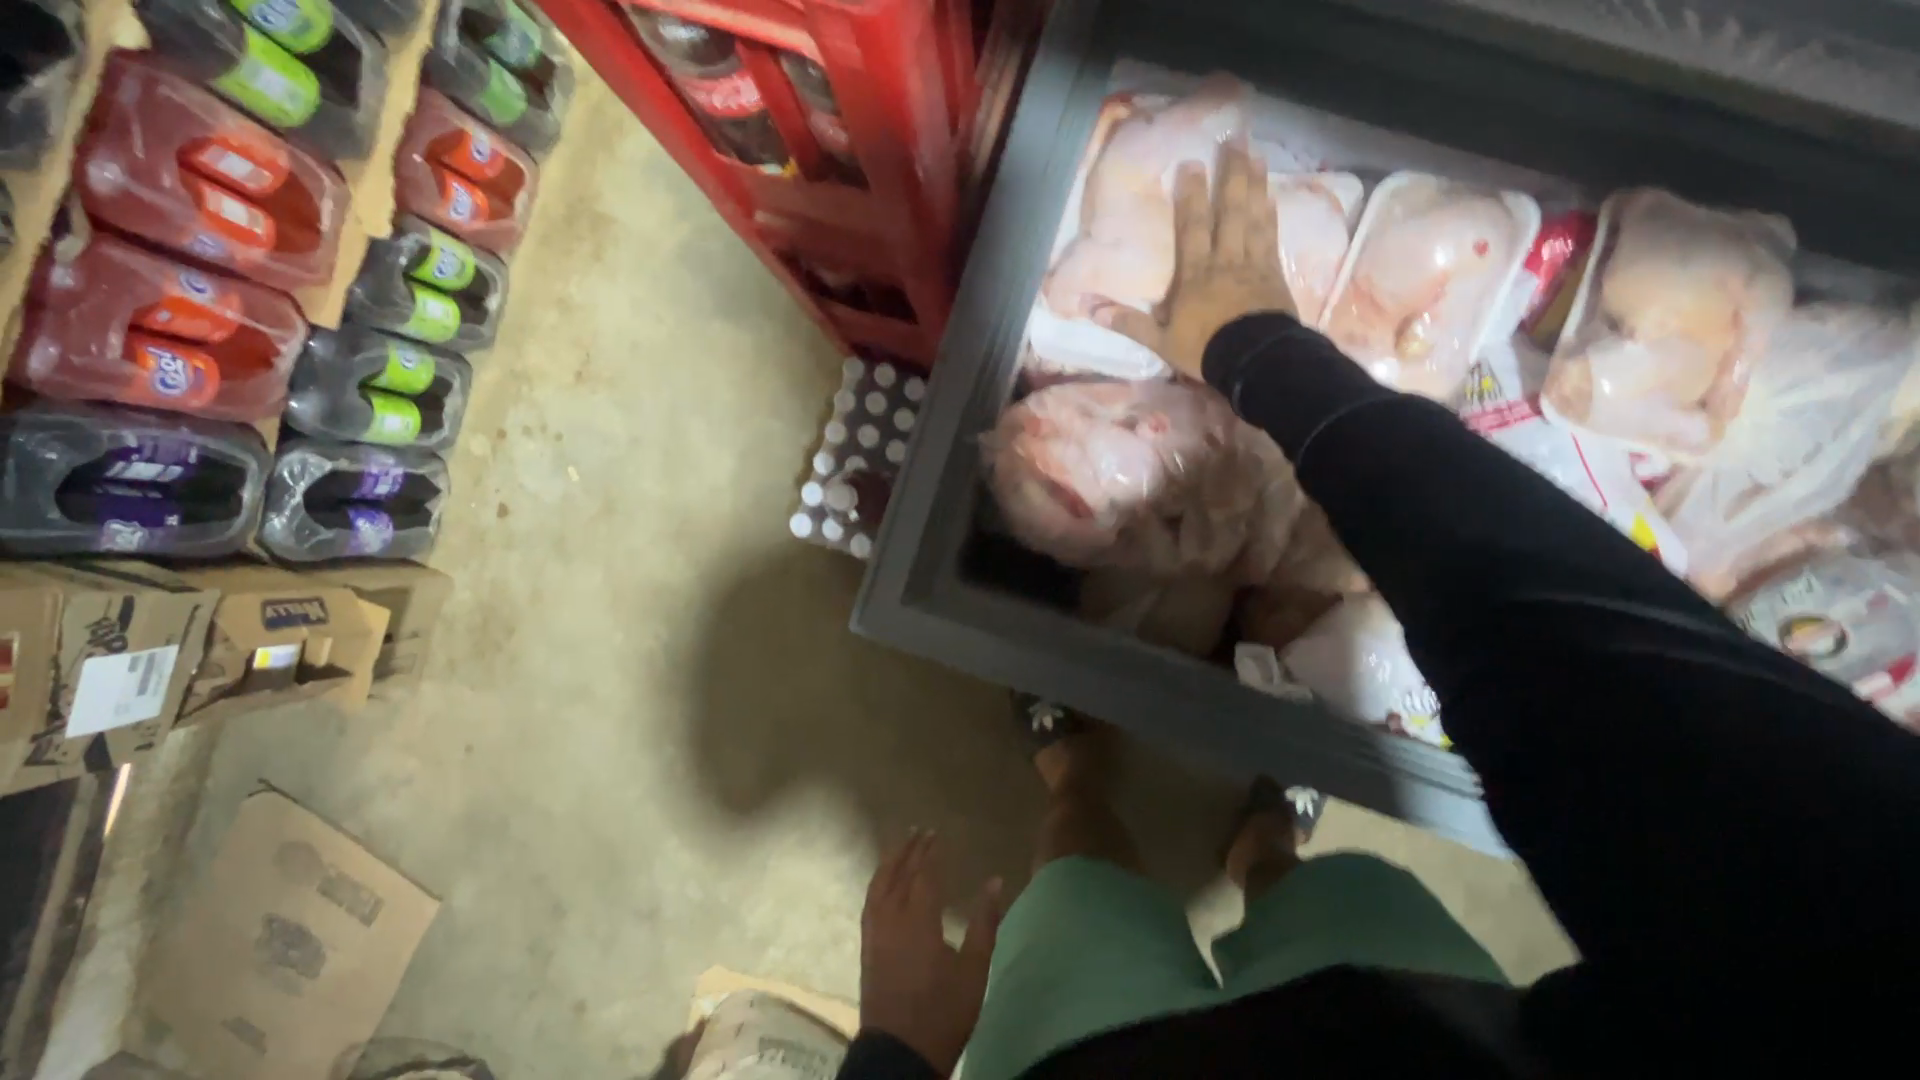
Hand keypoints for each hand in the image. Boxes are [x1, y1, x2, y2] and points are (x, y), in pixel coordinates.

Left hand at [859, 831, 1004, 1075]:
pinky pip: (869, 903)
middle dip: (909, 850)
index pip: (924, 875)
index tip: (938, 833)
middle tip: (919, 830)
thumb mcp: (975, 969)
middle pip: (898, 874)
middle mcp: (891, 919)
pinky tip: (882, 884)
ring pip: (878, 886)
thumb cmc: (944, 1011)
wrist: (900, 1052)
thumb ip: (985, 922)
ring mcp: (874, 934)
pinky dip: (877, 884)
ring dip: (889, 862)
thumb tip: (995, 881)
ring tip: (899, 845)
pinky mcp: (867, 948)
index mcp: (919, 921)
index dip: (931, 853)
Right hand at [1096, 141, 1295, 379]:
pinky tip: (1272, 198)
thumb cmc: (1205, 349)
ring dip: (1254, 186)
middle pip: (1228, 211)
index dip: (1191, 195)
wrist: (1256, 361)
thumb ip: (1129, 323)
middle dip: (1230, 176)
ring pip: (1253, 217)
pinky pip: (1271, 237)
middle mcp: (1225, 260)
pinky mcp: (1274, 274)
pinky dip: (1271, 215)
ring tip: (1256, 156)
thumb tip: (1091, 309)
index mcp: (1195, 274)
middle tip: (1235, 141)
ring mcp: (1253, 264)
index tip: (1191, 164)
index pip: (1192, 227)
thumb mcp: (1161, 341)